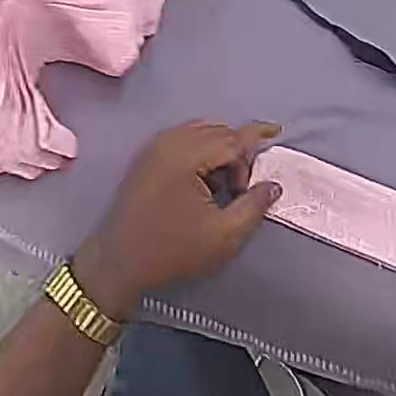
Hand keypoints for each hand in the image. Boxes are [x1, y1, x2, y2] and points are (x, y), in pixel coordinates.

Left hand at [72, 122, 283, 317]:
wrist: (117, 264)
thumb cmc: (172, 251)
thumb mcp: (224, 236)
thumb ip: (254, 206)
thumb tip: (272, 184)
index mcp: (185, 156)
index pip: (231, 138)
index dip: (257, 138)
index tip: (278, 133)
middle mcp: (168, 142)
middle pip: (217, 132)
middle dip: (238, 153)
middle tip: (243, 188)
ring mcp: (154, 148)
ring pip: (200, 133)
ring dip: (220, 151)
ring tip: (225, 186)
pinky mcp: (147, 158)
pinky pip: (183, 140)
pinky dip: (202, 152)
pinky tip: (205, 182)